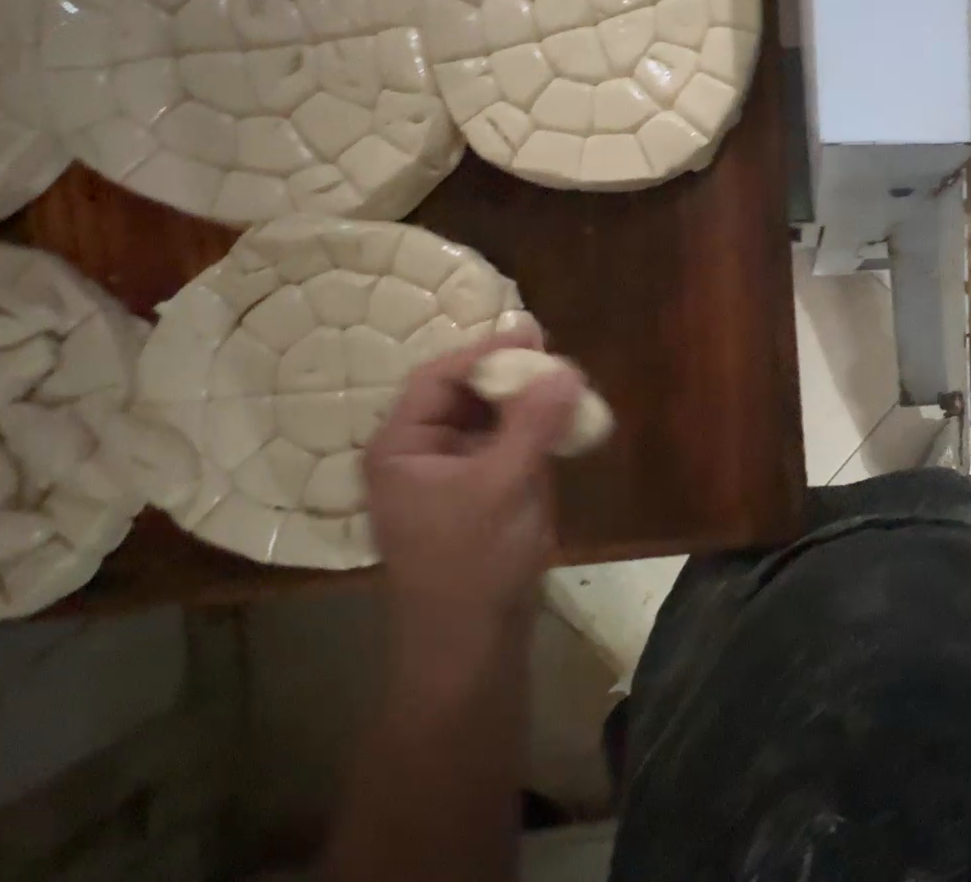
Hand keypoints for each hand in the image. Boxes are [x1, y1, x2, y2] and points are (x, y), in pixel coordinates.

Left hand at [363, 327, 582, 624]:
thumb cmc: (473, 561)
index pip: (438, 379)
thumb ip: (533, 425)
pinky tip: (567, 422)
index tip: (532, 333)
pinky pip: (510, 446)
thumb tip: (567, 369)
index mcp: (402, 448)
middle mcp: (424, 455)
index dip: (484, 353)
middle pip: (464, 395)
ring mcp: (456, 476)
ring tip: (568, 382)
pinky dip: (537, 430)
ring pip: (491, 420)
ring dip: (527, 400)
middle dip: (509, 374)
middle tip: (554, 353)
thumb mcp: (502, 486)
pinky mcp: (486, 495)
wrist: (474, 638)